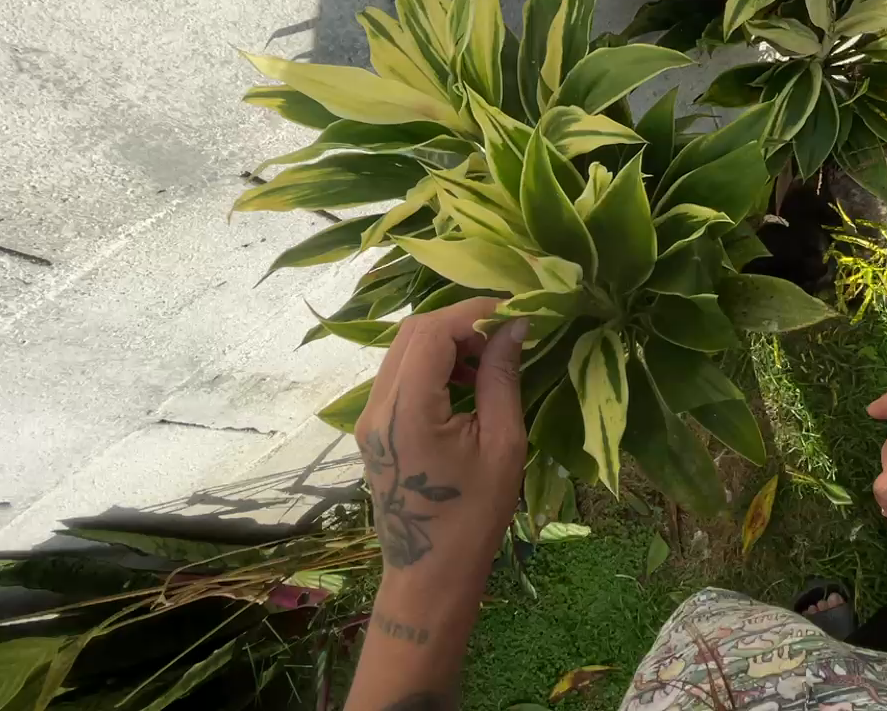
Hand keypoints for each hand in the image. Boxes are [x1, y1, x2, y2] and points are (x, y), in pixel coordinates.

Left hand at [354, 299, 528, 614]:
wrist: (431, 574)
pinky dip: (436, 360)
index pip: (433, 332)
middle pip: (413, 332)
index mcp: (408, 413)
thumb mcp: (504, 443)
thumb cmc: (475, 514)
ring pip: (405, 348)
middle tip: (505, 333)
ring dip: (449, 339)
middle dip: (462, 320)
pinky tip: (467, 379)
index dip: (474, 312)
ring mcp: (370, 417)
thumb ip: (502, 377)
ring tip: (490, 356)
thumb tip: (515, 325)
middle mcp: (377, 408)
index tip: (516, 313)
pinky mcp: (376, 425)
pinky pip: (402, 372)